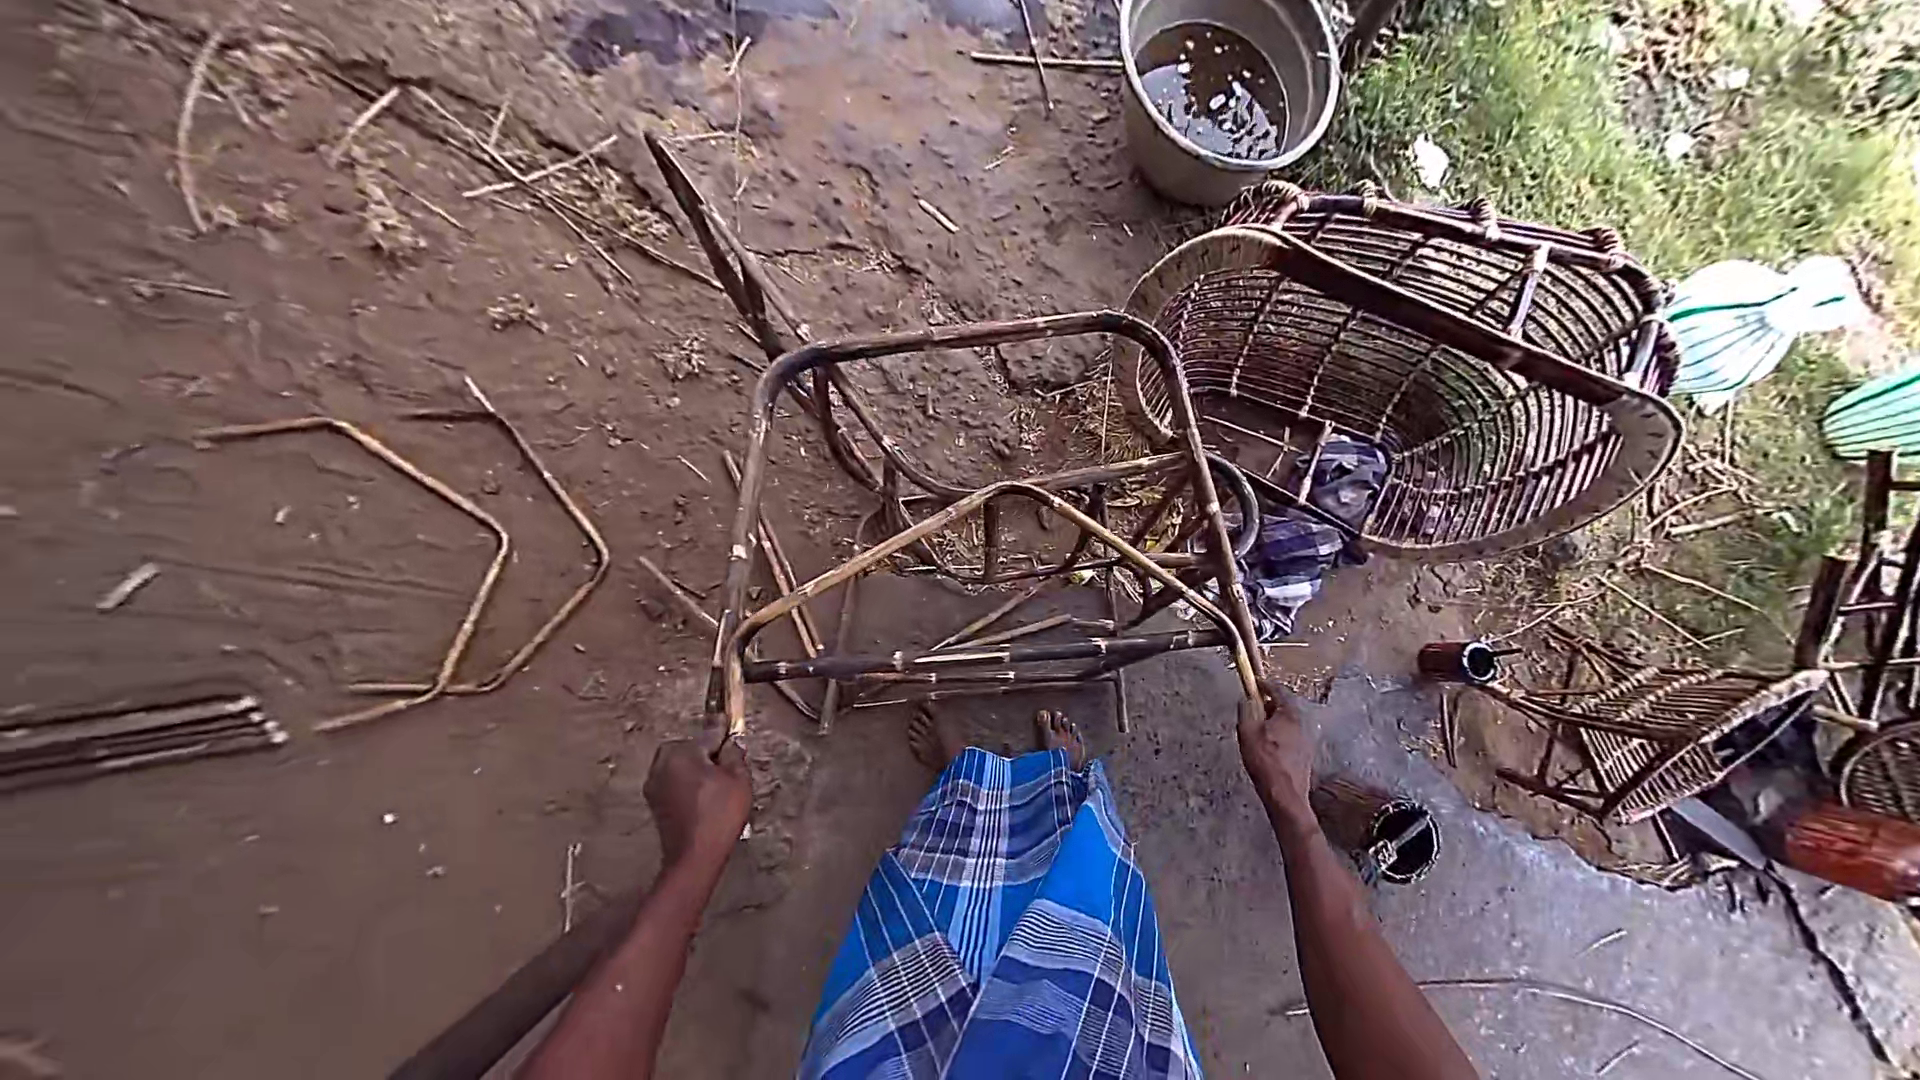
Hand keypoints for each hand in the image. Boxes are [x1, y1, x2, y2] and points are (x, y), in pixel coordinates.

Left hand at [644, 737, 750, 873]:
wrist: (695, 857)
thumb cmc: (719, 813)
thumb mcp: (738, 778)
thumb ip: (734, 754)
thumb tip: (730, 744)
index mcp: (681, 753)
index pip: (709, 735)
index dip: (725, 734)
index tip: (731, 726)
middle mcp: (661, 764)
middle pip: (691, 749)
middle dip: (708, 754)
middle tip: (728, 768)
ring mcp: (654, 785)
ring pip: (681, 766)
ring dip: (697, 770)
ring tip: (718, 786)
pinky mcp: (654, 804)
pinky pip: (675, 783)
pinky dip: (688, 785)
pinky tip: (705, 799)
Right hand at [1237, 683, 1313, 822]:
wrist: (1284, 794)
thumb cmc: (1264, 760)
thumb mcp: (1246, 731)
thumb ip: (1246, 710)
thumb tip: (1246, 699)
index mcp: (1289, 715)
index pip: (1278, 691)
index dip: (1264, 684)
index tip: (1254, 682)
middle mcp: (1302, 725)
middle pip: (1284, 707)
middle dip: (1268, 704)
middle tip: (1253, 707)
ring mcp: (1306, 741)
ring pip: (1288, 723)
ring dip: (1274, 720)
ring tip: (1257, 728)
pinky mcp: (1305, 755)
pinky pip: (1291, 736)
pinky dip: (1279, 734)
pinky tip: (1268, 746)